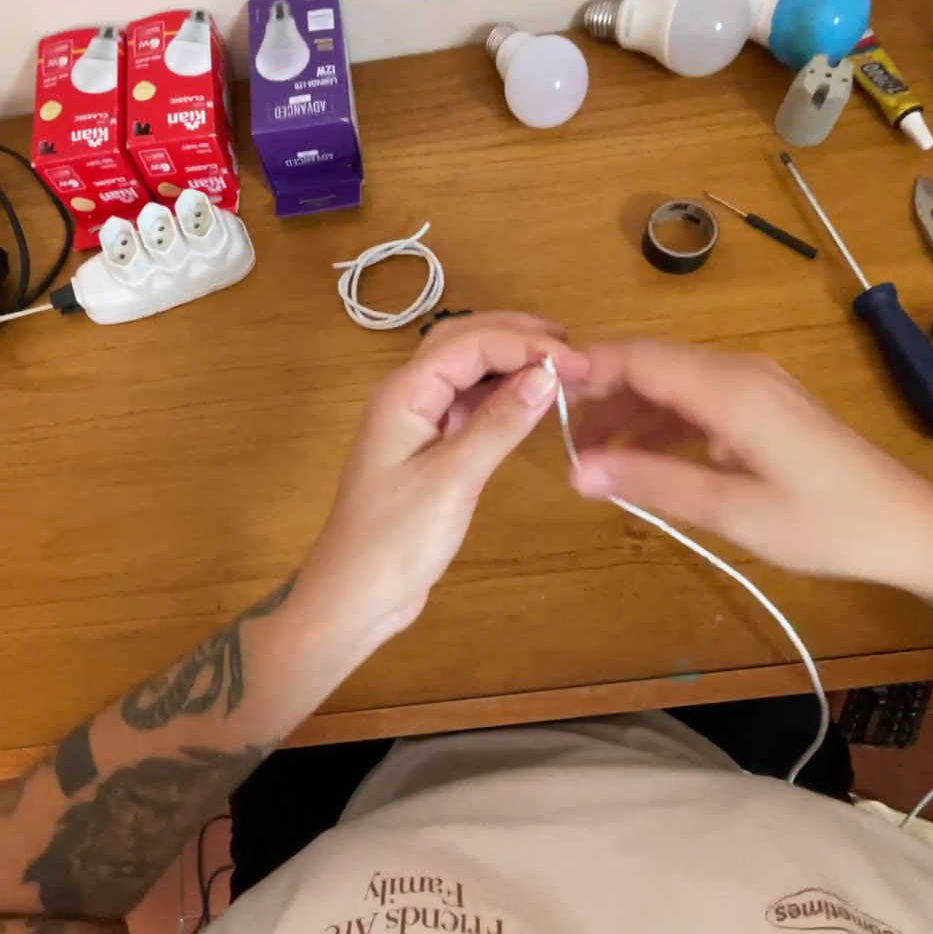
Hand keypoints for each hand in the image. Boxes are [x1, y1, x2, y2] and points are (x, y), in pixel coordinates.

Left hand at [292, 313, 589, 652]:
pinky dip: (499, 400)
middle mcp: (407, 398)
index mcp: (403, 395)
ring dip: (509, 365)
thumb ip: (498, 424)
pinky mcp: (427, 452)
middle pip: (462, 344)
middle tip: (570, 344)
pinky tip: (529, 403)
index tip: (576, 361)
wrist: (356, 596)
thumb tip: (547, 374)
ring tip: (558, 366)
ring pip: (465, 375)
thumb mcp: (452, 481)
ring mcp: (416, 425)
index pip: (469, 343)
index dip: (525, 344)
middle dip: (515, 337)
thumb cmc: (395, 541)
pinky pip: (466, 408)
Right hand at [567, 339, 932, 593]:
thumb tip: (578, 472)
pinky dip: (659, 424)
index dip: (585, 367)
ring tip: (590, 453)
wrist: (912, 529)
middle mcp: (738, 372)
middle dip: (599, 391)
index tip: (540, 392)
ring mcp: (752, 387)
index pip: (639, 357)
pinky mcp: (760, 408)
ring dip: (627, 412)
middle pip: (650, 363)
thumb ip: (652, 483)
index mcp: (729, 388)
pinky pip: (693, 403)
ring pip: (670, 383)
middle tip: (556, 429)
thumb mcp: (732, 510)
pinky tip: (639, 458)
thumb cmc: (827, 523)